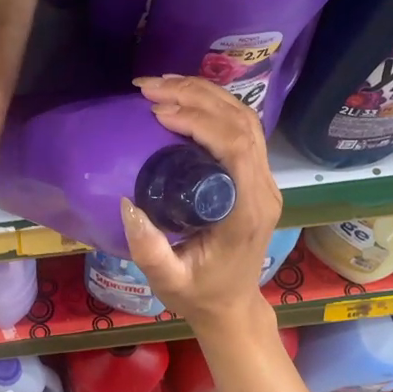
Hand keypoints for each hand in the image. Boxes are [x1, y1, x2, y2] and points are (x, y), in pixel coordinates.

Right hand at [119, 75, 282, 332]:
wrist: (230, 307)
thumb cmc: (199, 296)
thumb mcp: (169, 281)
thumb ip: (150, 249)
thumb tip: (128, 204)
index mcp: (246, 212)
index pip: (236, 148)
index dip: (201, 121)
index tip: (159, 113)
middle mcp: (263, 190)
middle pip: (242, 123)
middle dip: (196, 97)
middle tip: (149, 88)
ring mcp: (264, 181)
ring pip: (245, 119)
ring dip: (204, 95)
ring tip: (161, 84)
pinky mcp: (256, 177)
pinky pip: (242, 130)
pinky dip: (212, 107)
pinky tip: (182, 98)